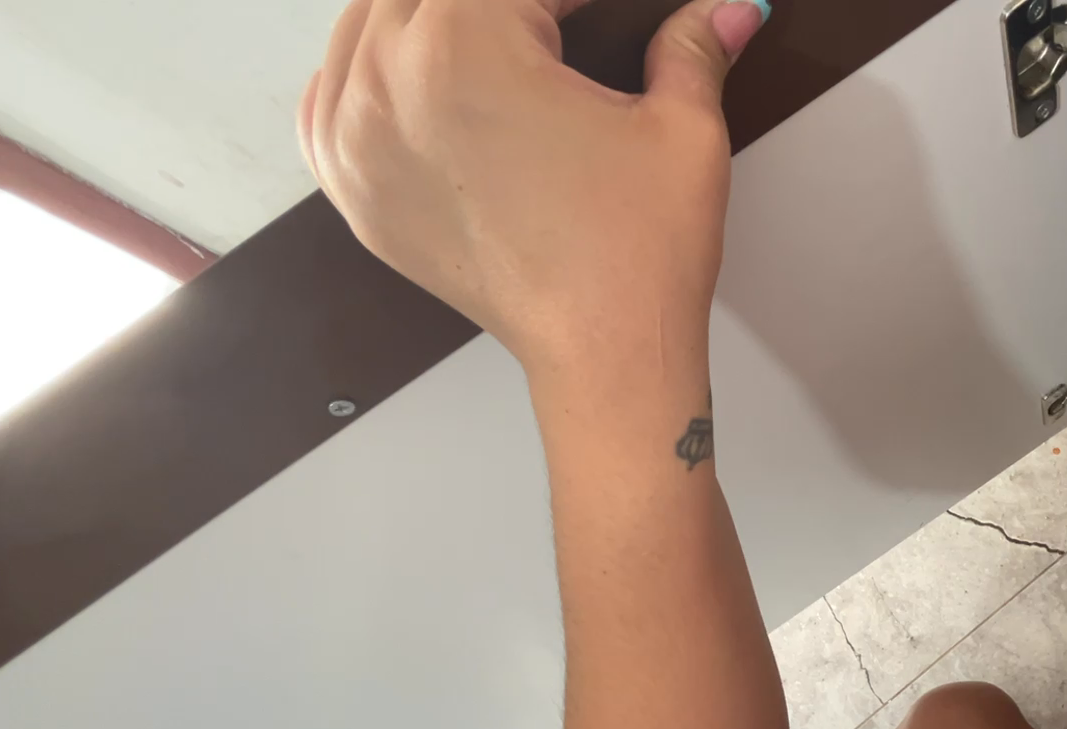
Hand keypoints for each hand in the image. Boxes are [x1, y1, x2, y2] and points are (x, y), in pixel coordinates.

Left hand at [297, 0, 766, 376]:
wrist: (611, 355)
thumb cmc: (643, 261)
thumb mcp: (685, 138)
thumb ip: (696, 51)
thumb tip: (732, 10)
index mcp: (464, 46)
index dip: (580, 1)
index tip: (601, 16)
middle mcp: (385, 79)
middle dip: (508, 11)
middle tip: (562, 39)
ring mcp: (356, 139)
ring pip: (373, 21)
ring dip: (438, 24)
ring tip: (507, 64)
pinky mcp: (356, 190)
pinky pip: (334, 91)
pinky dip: (378, 74)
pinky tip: (431, 89)